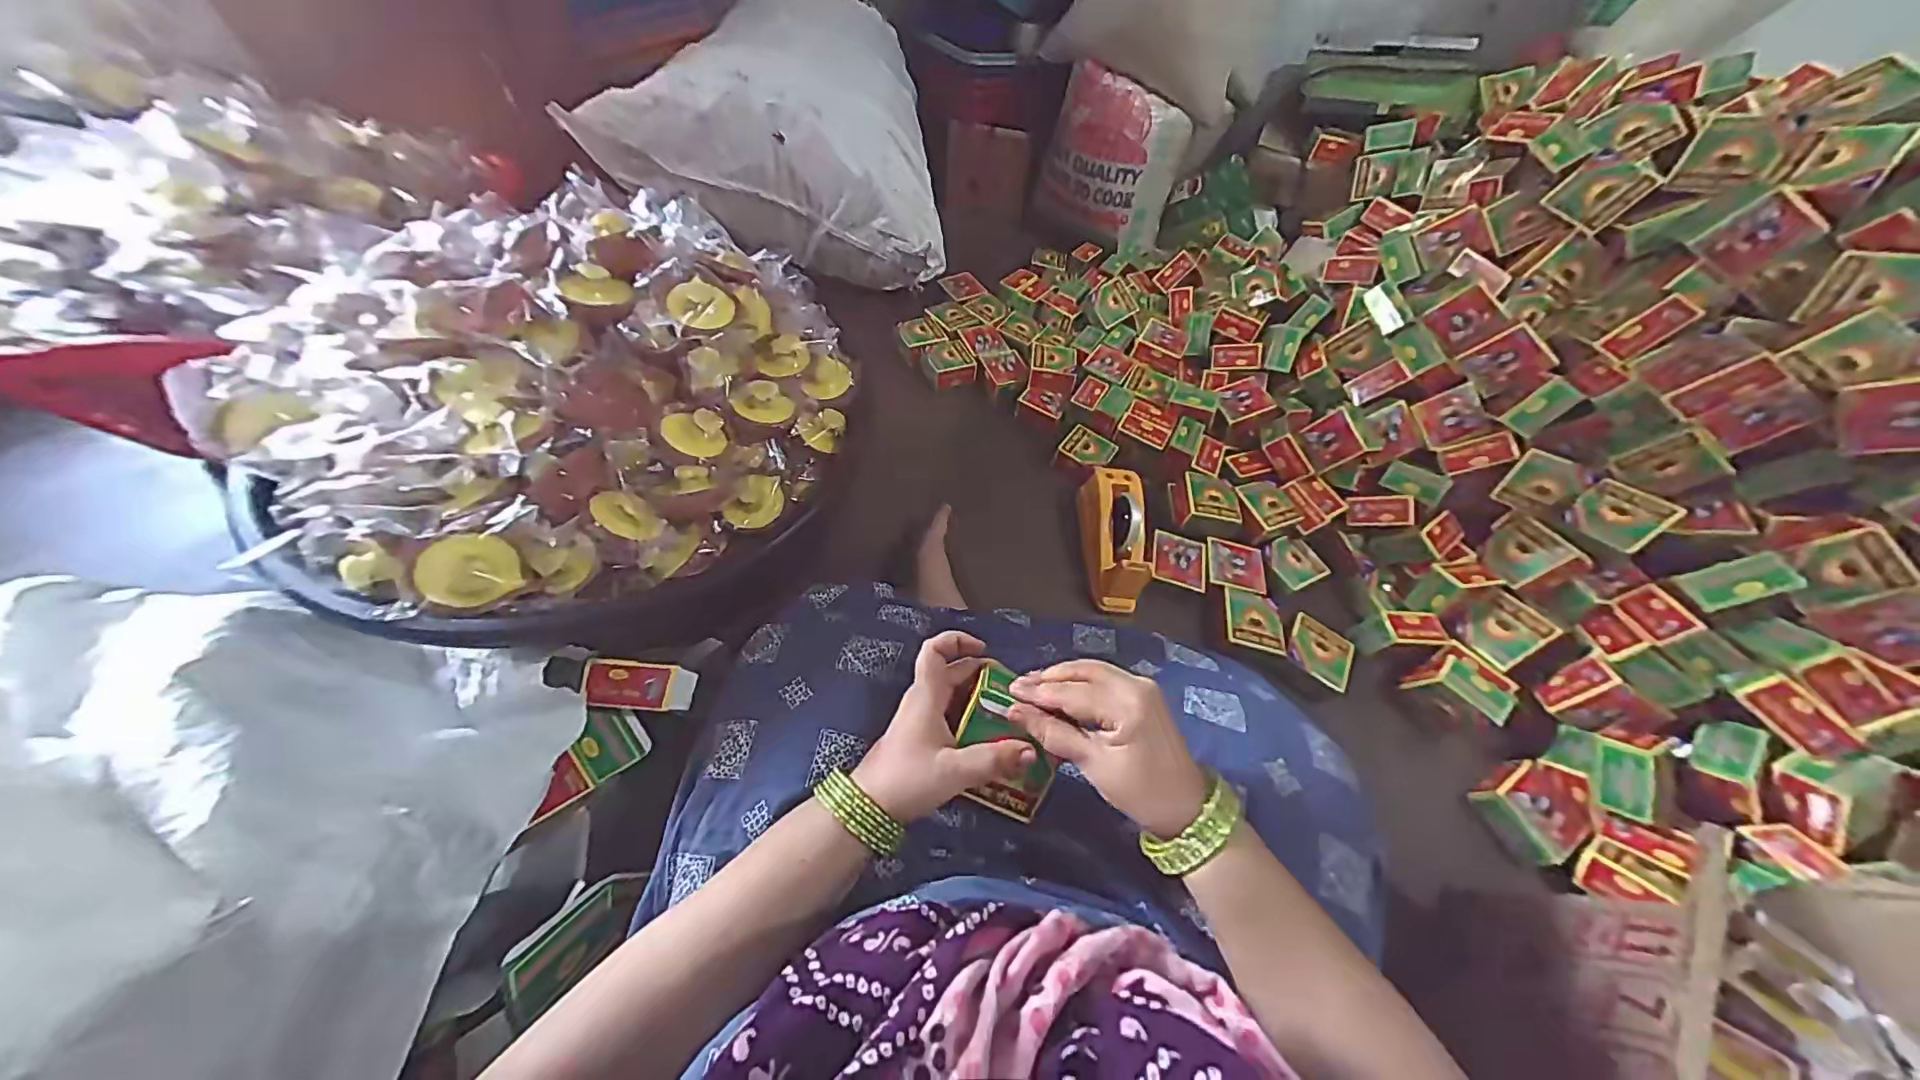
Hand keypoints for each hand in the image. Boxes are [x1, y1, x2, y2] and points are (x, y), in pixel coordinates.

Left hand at [850, 631, 1034, 822]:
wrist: (869, 806)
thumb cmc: (908, 778)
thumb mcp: (955, 770)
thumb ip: (994, 759)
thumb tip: (1029, 750)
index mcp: (926, 696)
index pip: (935, 650)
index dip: (958, 640)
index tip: (984, 650)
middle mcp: (921, 701)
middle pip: (950, 672)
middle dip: (979, 673)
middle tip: (1007, 688)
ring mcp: (918, 719)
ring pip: (950, 695)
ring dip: (976, 697)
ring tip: (1004, 713)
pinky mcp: (919, 737)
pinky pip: (947, 716)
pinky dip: (968, 717)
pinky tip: (986, 738)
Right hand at [1007, 660, 1209, 838]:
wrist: (1188, 807)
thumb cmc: (1141, 792)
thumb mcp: (1094, 765)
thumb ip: (1054, 734)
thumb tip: (1016, 712)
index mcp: (1127, 702)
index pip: (1072, 691)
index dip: (1037, 691)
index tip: (1008, 691)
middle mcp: (1136, 684)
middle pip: (1083, 671)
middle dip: (1048, 677)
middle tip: (1017, 686)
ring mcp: (1142, 687)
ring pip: (1093, 671)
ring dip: (1063, 677)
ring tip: (1033, 687)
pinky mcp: (1144, 694)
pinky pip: (1104, 679)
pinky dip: (1080, 683)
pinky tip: (1061, 692)